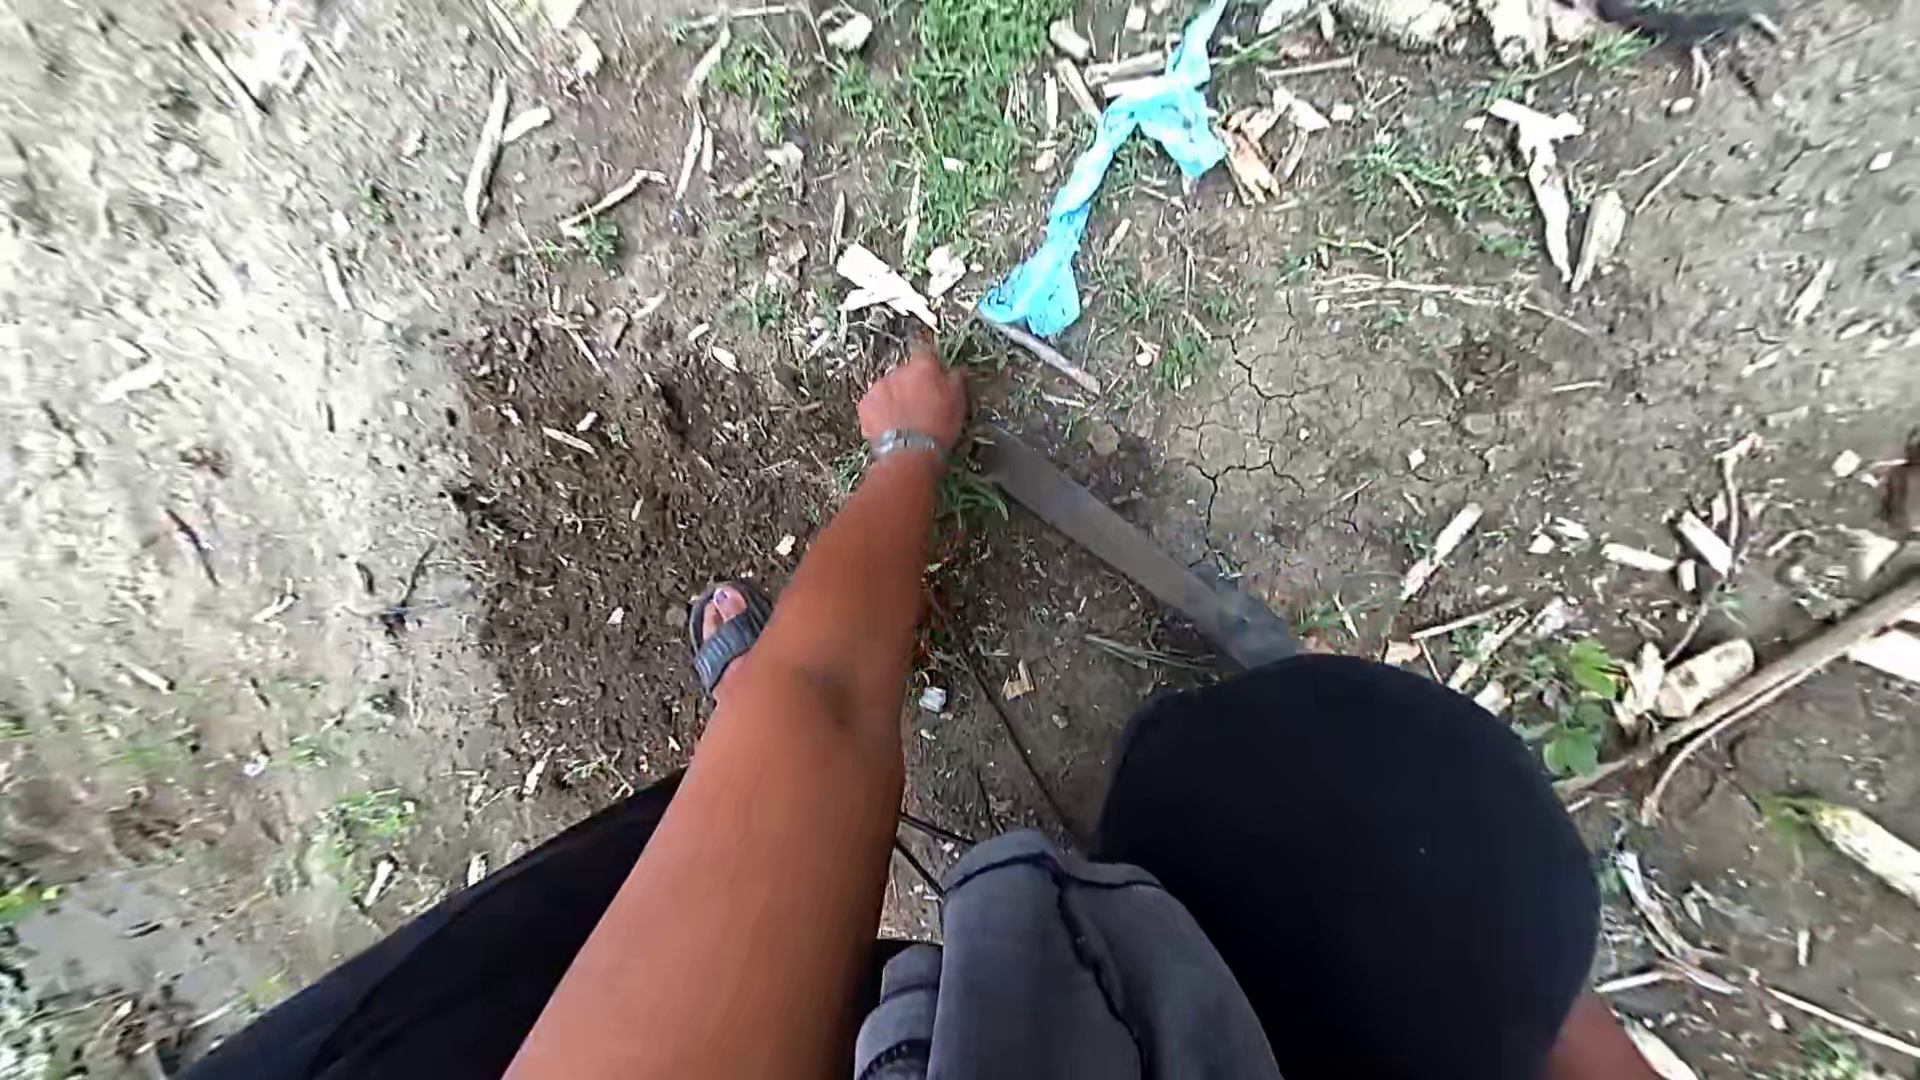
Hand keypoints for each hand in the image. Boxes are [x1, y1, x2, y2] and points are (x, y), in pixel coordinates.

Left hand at [857, 327, 966, 452]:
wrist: (910, 454)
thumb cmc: (938, 429)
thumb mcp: (958, 404)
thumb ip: (955, 380)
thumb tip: (955, 370)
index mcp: (923, 367)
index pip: (925, 353)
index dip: (929, 366)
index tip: (932, 379)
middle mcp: (898, 371)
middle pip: (904, 372)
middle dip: (910, 385)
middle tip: (919, 406)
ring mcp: (878, 387)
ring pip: (888, 387)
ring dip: (894, 398)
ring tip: (903, 420)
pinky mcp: (865, 405)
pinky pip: (873, 403)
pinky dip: (879, 411)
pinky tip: (890, 426)